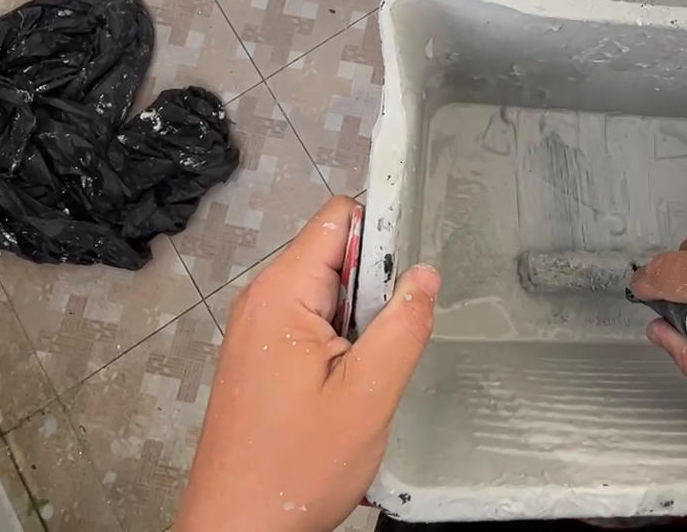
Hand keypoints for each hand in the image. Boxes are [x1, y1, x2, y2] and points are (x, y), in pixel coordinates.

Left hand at [178, 196, 439, 531]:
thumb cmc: (293, 469)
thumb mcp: (367, 397)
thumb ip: (403, 326)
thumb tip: (425, 273)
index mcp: (282, 292)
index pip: (339, 217)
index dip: (381, 231)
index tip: (405, 275)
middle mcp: (265, 297)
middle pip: (336, 251)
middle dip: (373, 284)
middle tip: (381, 342)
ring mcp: (261, 325)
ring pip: (331, 287)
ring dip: (360, 317)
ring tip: (362, 371)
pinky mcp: (264, 351)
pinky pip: (315, 316)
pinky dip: (342, 338)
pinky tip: (344, 383)